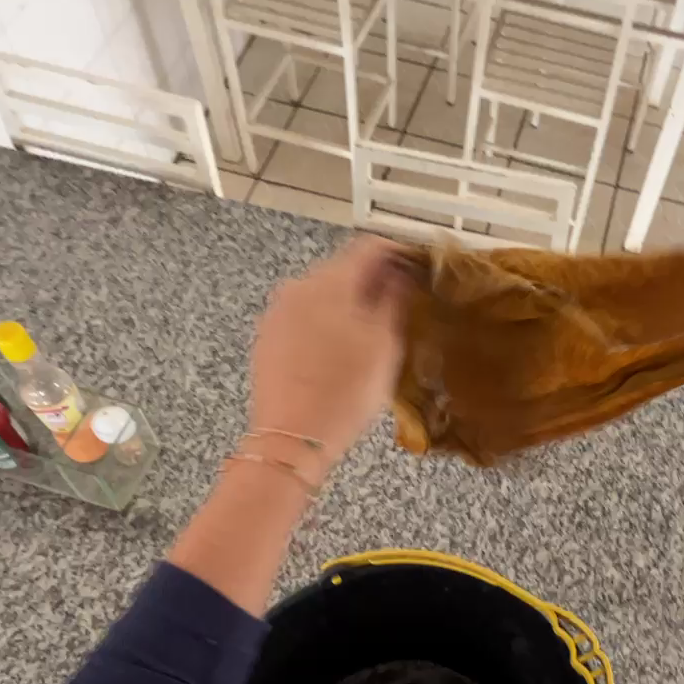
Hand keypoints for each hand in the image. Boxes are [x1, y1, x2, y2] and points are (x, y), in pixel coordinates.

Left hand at [246, 236, 412, 479]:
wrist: (292, 437)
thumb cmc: (345, 392)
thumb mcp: (385, 345)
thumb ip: (394, 300)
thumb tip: (399, 276)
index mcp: (330, 281)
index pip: (369, 246)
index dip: (398, 252)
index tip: (417, 265)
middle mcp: (297, 286)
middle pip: (342, 270)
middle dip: (372, 283)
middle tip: (400, 304)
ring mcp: (277, 313)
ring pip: (321, 297)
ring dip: (348, 306)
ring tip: (371, 334)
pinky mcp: (267, 340)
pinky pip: (304, 320)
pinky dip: (325, 326)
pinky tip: (339, 353)